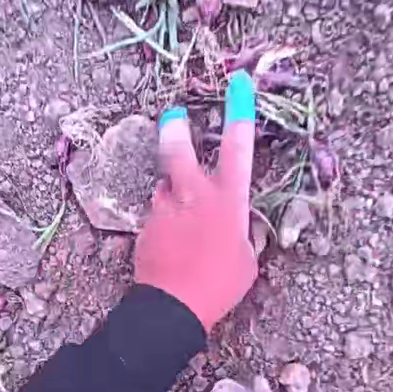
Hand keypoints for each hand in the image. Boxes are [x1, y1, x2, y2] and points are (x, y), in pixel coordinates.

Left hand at [133, 73, 258, 329]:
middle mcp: (193, 195)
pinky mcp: (146, 226)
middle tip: (174, 118)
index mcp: (228, 200)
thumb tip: (237, 225)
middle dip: (176, 130)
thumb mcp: (247, 260)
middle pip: (178, 149)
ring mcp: (165, 208)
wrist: (173, 308)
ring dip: (172, 194)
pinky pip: (157, 215)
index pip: (237, 148)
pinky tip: (172, 246)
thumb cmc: (220, 285)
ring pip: (166, 187)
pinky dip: (164, 223)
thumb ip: (242, 234)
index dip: (240, 113)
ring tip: (182, 221)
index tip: (239, 83)